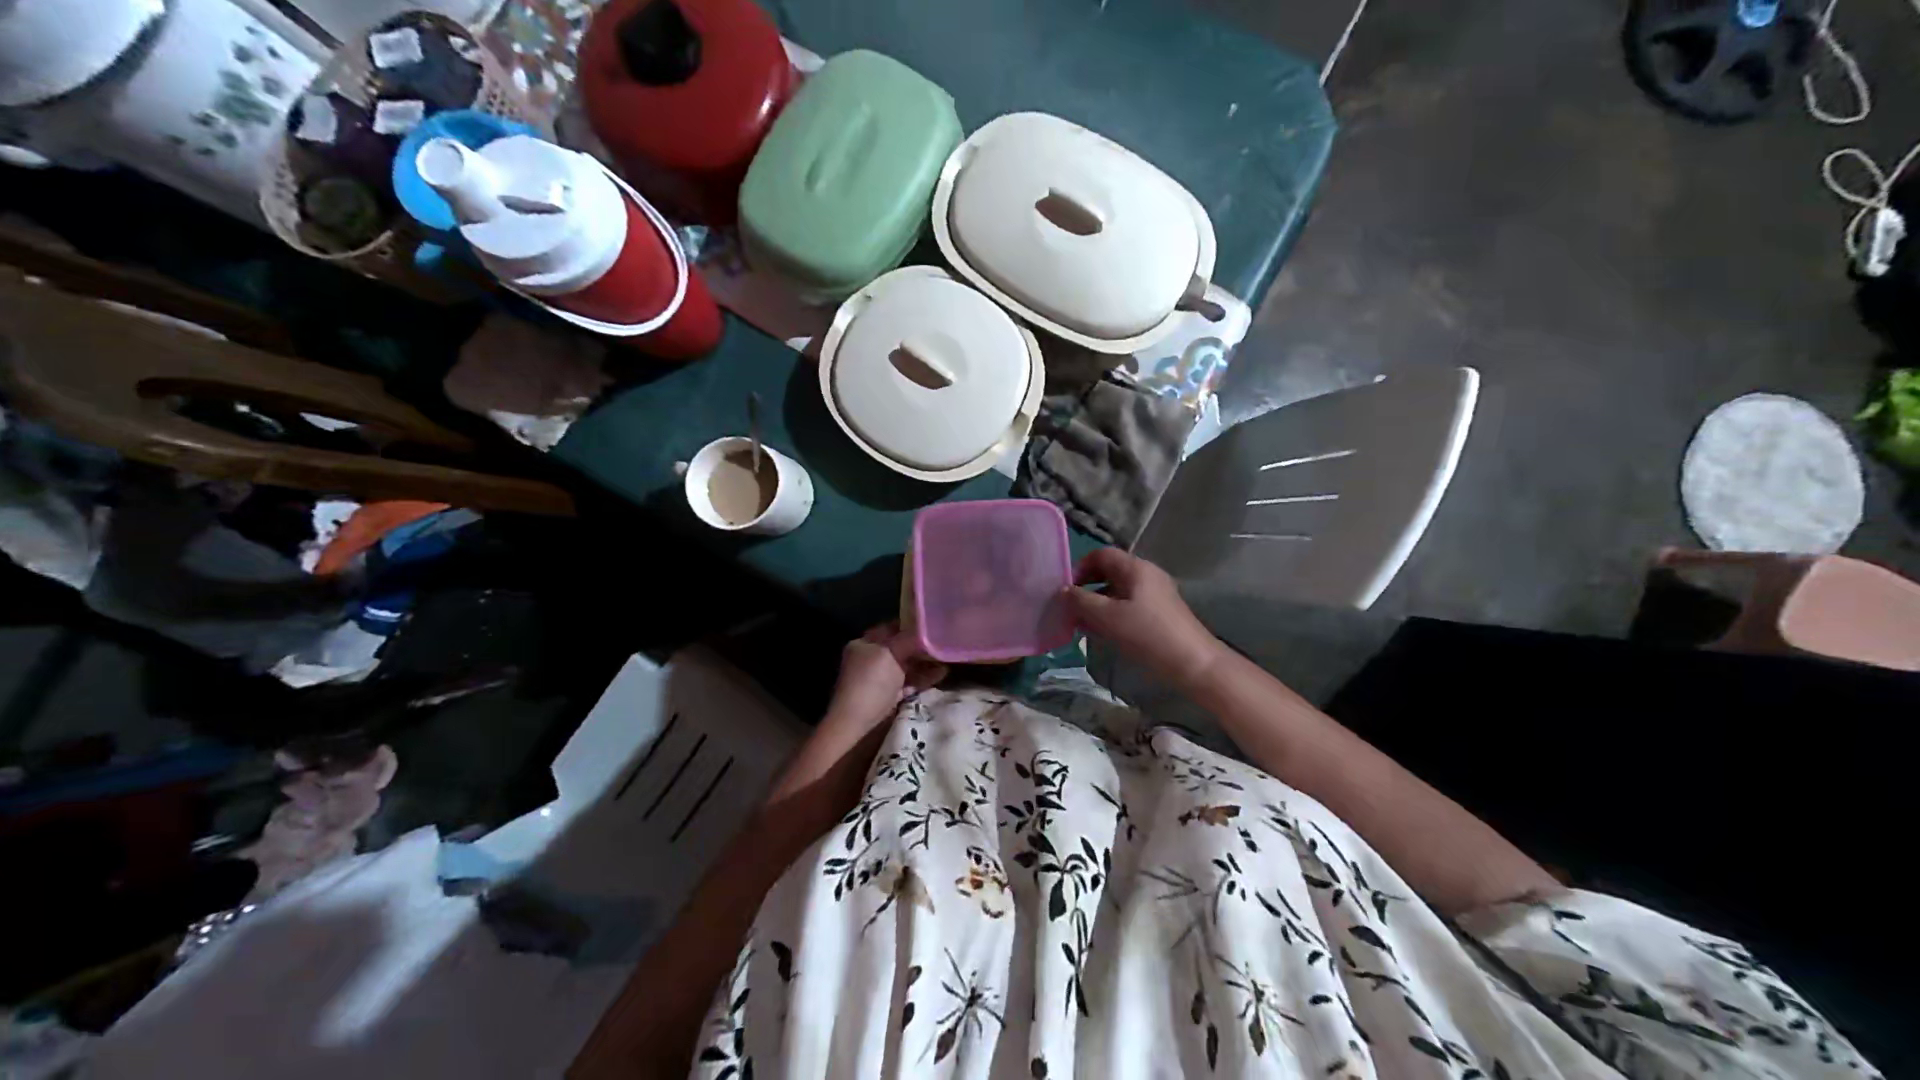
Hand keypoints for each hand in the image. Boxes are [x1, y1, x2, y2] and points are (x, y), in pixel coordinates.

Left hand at [822, 622, 947, 732]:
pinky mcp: (889, 696)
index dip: (911, 624)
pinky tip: (942, 673)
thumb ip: (909, 639)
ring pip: (907, 666)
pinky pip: (910, 683)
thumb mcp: (889, 654)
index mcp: (865, 644)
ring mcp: (880, 679)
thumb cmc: (871, 683)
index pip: (890, 628)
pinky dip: (924, 678)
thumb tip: (926, 629)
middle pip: (901, 647)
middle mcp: (871, 659)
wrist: (858, 726)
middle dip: (922, 646)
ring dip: (926, 662)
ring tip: (949, 658)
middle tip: (946, 641)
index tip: (934, 623)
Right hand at [1064, 548, 1224, 685]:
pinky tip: (1101, 633)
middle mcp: (1146, 575)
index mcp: (1135, 568)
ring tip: (1080, 625)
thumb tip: (1064, 591)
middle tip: (1069, 609)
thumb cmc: (1147, 634)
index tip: (1065, 590)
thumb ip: (1081, 601)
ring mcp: (1155, 594)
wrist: (1193, 664)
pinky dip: (1111, 615)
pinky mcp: (1159, 613)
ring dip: (1097, 604)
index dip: (1079, 568)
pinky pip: (1128, 606)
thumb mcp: (1107, 617)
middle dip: (1086, 588)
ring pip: (1117, 591)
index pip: (1101, 555)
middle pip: (1109, 572)